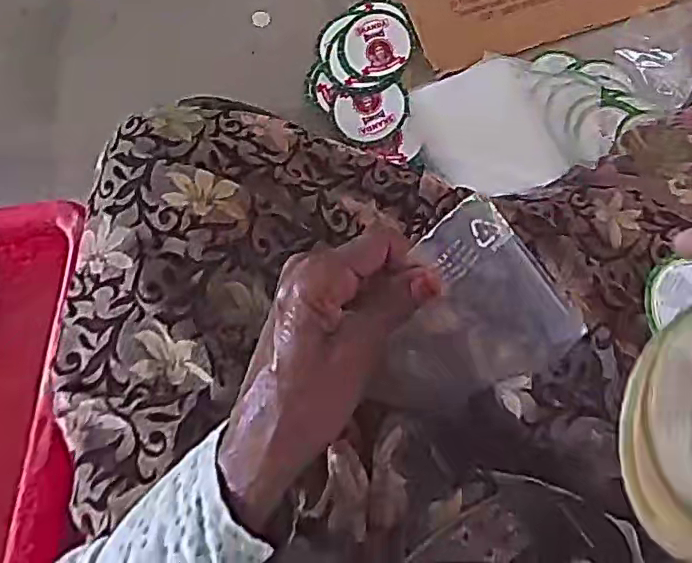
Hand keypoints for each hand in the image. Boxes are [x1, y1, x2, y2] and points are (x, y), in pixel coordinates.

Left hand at [218, 228, 439, 530]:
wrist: (257, 451)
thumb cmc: (306, 405)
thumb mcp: (359, 351)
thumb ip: (395, 303)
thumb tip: (433, 276)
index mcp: (315, 272)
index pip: (382, 241)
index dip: (410, 262)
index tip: (426, 295)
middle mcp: (304, 265)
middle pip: (371, 252)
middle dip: (398, 277)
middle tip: (414, 314)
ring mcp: (299, 282)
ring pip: (362, 269)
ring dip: (385, 291)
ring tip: (395, 326)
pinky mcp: (300, 301)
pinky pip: (347, 285)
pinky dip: (367, 301)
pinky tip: (371, 331)